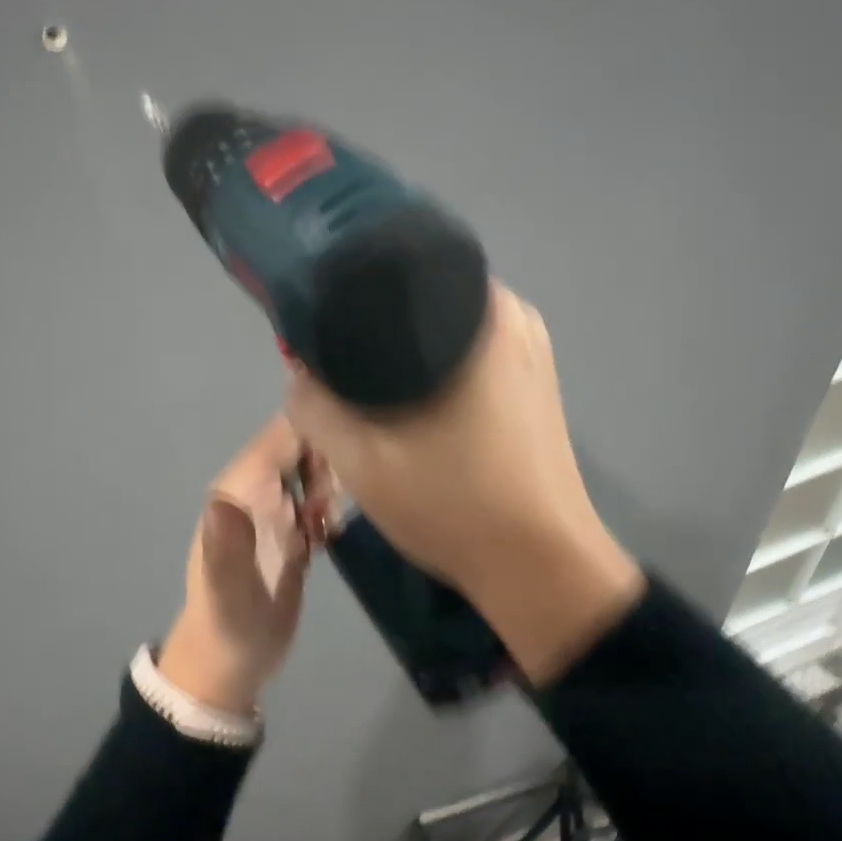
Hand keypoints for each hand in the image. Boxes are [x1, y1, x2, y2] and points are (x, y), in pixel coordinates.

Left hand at [159, 414, 335, 711]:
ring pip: (315, 467)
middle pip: (304, 442)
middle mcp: (255, 490)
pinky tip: (327, 540)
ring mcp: (275, 510)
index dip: (317, 435)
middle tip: (331, 510)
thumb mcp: (227, 593)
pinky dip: (331, 509)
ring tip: (326, 528)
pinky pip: (319, 498)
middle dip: (331, 462)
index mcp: (237, 490)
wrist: (228, 666)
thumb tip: (221, 501)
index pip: (281, 433)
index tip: (340, 469)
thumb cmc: (227, 627)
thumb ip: (226, 548)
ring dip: (333, 487)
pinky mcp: (293, 531)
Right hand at [284, 282, 642, 682]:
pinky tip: (404, 407)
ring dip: (401, 356)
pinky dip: (431, 375)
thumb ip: (313, 407)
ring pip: (442, 335)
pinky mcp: (533, 389)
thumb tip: (301, 375)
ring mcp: (530, 355)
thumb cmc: (454, 505)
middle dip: (371, 328)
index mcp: (482, 314)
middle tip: (330, 362)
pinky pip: (466, 361)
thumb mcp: (360, 460)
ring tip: (359, 386)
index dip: (348, 291)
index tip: (315, 321)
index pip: (397, 271)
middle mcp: (514, 319)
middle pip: (419, 302)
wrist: (540, 569)